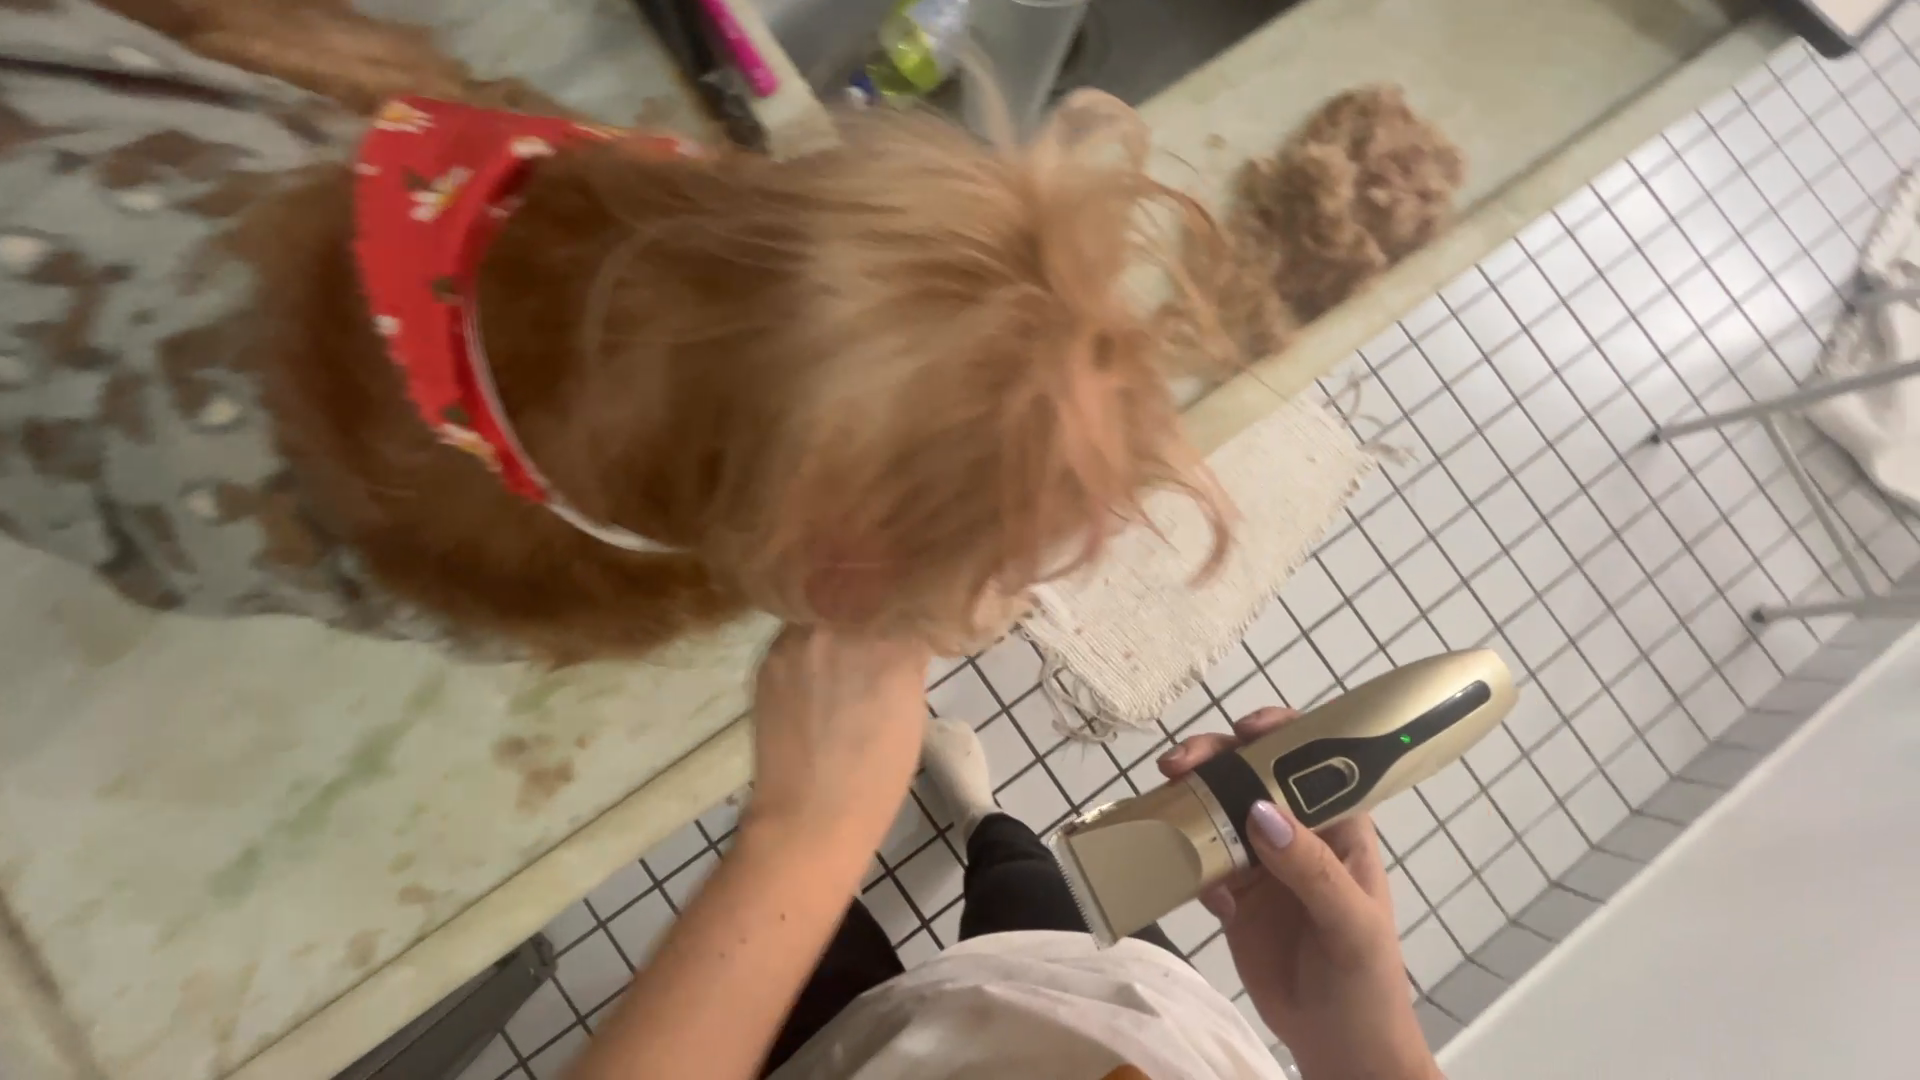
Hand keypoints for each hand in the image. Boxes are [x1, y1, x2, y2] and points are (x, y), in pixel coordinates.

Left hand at [744, 625, 930, 844]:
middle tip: (875, 632)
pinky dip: (808, 644)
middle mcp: (842, 628)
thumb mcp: (911, 708)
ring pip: (824, 611)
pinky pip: (796, 635)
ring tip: (842, 648)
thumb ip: (906, 660)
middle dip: (871, 611)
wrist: (810, 814)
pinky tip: (814, 668)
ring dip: (836, 621)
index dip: (906, 610)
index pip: (903, 603)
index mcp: (890, 642)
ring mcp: (798, 640)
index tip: (909, 619)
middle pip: (861, 598)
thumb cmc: (878, 773)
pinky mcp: (768, 657)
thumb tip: (901, 634)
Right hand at [1159, 708, 1438, 1079]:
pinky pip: (1199, 856)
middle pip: (1249, 773)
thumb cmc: (1366, 985)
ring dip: (1189, 798)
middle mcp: (1294, 831)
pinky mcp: (1231, 891)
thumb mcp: (1351, 925)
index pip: (1311, 760)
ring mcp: (1259, 860)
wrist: (1339, 1051)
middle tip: (1176, 765)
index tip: (1243, 728)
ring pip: (1217, 807)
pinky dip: (1184, 855)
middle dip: (1214, 757)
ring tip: (1162, 798)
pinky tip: (1191, 878)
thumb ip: (1310, 869)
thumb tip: (1257, 809)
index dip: (1280, 732)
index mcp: (1337, 826)